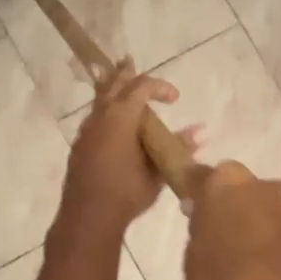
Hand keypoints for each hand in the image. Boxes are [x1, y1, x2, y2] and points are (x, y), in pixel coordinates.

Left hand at [58, 61, 199, 236]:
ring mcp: (86, 132)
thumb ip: (177, 148)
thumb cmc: (126, 193)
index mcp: (121, 118)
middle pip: (113, 85)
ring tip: (119, 86)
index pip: (141, 87)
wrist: (87, 217)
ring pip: (99, 101)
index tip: (175, 99)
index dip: (160, 87)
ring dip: (111, 92)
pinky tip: (110, 123)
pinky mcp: (79, 147)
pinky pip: (93, 118)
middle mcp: (100, 118)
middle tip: (130, 62)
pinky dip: (104, 111)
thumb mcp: (157, 172)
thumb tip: (201, 132)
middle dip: (125, 74)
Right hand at [183, 161, 280, 279]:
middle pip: (253, 194)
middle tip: (232, 251)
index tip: (197, 215)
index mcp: (227, 189)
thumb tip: (210, 228)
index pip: (206, 177)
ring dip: (276, 237)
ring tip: (266, 279)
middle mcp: (272, 191)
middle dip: (244, 214)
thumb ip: (203, 241)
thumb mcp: (195, 272)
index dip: (202, 196)